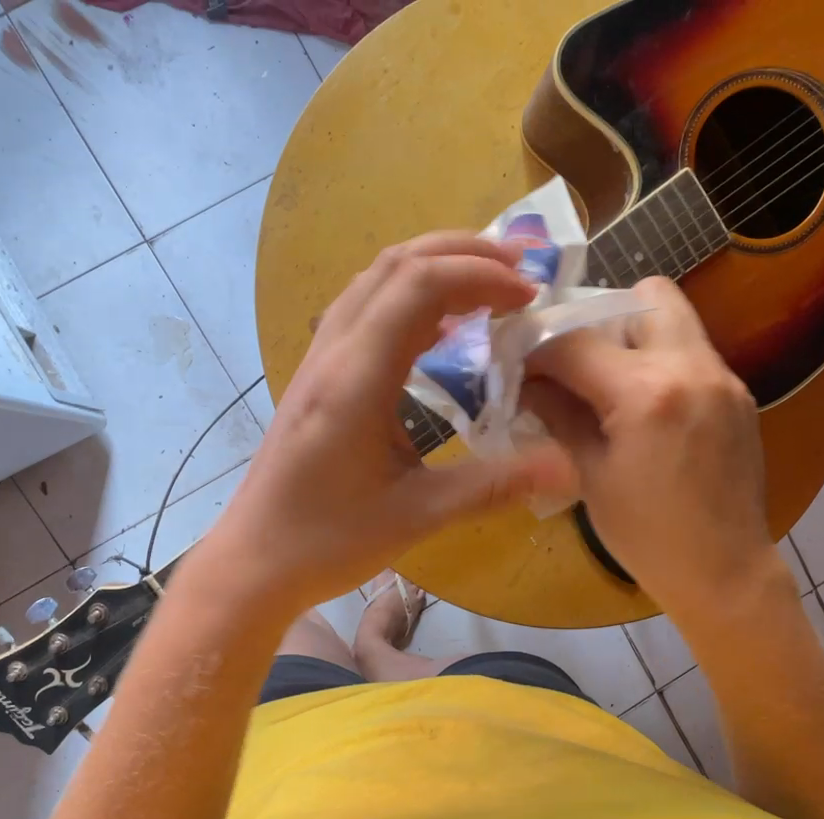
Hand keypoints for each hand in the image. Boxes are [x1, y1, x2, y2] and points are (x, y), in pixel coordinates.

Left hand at [202, 232, 574, 614]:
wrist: (255, 561)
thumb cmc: (329, 542)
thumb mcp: (417, 517)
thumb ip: (493, 486)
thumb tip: (568, 469)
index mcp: (356, 379)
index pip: (419, 286)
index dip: (480, 276)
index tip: (529, 298)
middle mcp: (333, 353)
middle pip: (395, 264)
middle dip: (463, 252)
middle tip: (521, 269)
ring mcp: (319, 361)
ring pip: (375, 281)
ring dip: (434, 267)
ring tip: (488, 283)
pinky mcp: (317, 376)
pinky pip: (364, 310)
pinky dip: (410, 299)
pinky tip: (442, 329)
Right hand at [522, 277, 774, 617]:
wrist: (724, 572)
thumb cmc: (646, 536)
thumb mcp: (590, 475)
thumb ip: (559, 415)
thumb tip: (526, 382)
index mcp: (647, 391)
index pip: (576, 341)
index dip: (537, 349)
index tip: (518, 365)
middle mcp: (693, 366)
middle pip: (646, 296)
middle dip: (600, 318)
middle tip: (577, 363)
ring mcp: (724, 378)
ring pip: (675, 320)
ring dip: (633, 338)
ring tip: (607, 385)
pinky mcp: (739, 395)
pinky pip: (693, 354)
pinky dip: (660, 364)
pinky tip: (642, 411)